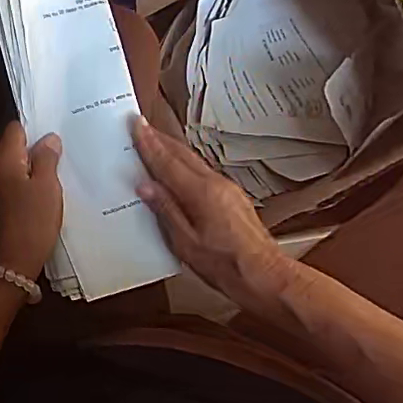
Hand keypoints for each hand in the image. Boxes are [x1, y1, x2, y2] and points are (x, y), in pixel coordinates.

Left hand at [0, 122, 62, 279]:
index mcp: (2, 158)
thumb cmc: (32, 221)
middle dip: (34, 150)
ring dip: (30, 167)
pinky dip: (23, 182)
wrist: (11, 262)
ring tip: (54, 177)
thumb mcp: (47, 186)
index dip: (36, 131)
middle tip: (60, 158)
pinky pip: (9, 180)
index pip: (16, 128)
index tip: (55, 139)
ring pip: (12, 164)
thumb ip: (47, 157)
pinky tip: (40, 194)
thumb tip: (48, 138)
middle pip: (12, 145)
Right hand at [132, 118, 291, 302]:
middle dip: (159, 138)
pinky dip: (186, 164)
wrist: (266, 278)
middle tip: (142, 126)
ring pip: (193, 161)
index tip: (136, 125)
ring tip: (157, 142)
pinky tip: (180, 170)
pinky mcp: (233, 197)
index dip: (148, 142)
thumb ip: (165, 210)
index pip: (166, 161)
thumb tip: (147, 187)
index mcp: (201, 193)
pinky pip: (203, 171)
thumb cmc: (229, 266)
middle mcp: (216, 185)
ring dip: (172, 149)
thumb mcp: (186, 243)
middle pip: (181, 154)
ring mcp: (227, 189)